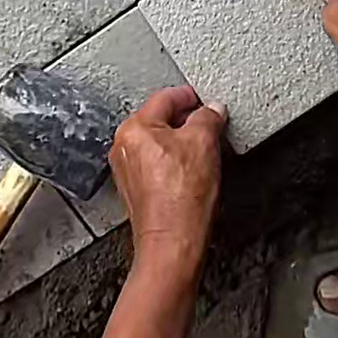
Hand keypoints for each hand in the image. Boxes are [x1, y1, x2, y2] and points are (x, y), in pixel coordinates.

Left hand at [110, 86, 225, 274]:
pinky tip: (195, 171)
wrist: (174, 242)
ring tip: (206, 150)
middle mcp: (124, 146)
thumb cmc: (182, 197)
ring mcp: (128, 169)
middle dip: (189, 120)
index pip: (167, 97)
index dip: (193, 96)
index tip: (208, 100)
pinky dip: (177, 161)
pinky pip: (159, 162)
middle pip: (162, 118)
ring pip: (162, 141)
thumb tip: (212, 110)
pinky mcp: (137, 188)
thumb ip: (209, 116)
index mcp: (134, 128)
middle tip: (212, 125)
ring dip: (184, 141)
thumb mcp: (205, 141)